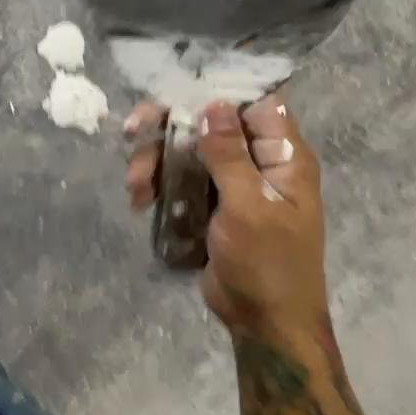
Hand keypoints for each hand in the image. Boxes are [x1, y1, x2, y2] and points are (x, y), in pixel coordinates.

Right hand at [125, 95, 328, 337]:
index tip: (176, 95)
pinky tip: (139, 202)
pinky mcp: (208, 203)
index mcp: (283, 157)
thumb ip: (230, 155)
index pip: (255, 104)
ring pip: (185, 150)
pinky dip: (155, 184)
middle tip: (132, 132)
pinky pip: (177, 179)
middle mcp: (258, 162)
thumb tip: (213, 106)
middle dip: (167, 127)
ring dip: (154, 161)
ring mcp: (231, 183)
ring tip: (135, 186)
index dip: (216, 93)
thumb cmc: (268, 263)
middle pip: (208, 123)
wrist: (263, 320)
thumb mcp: (249, 206)